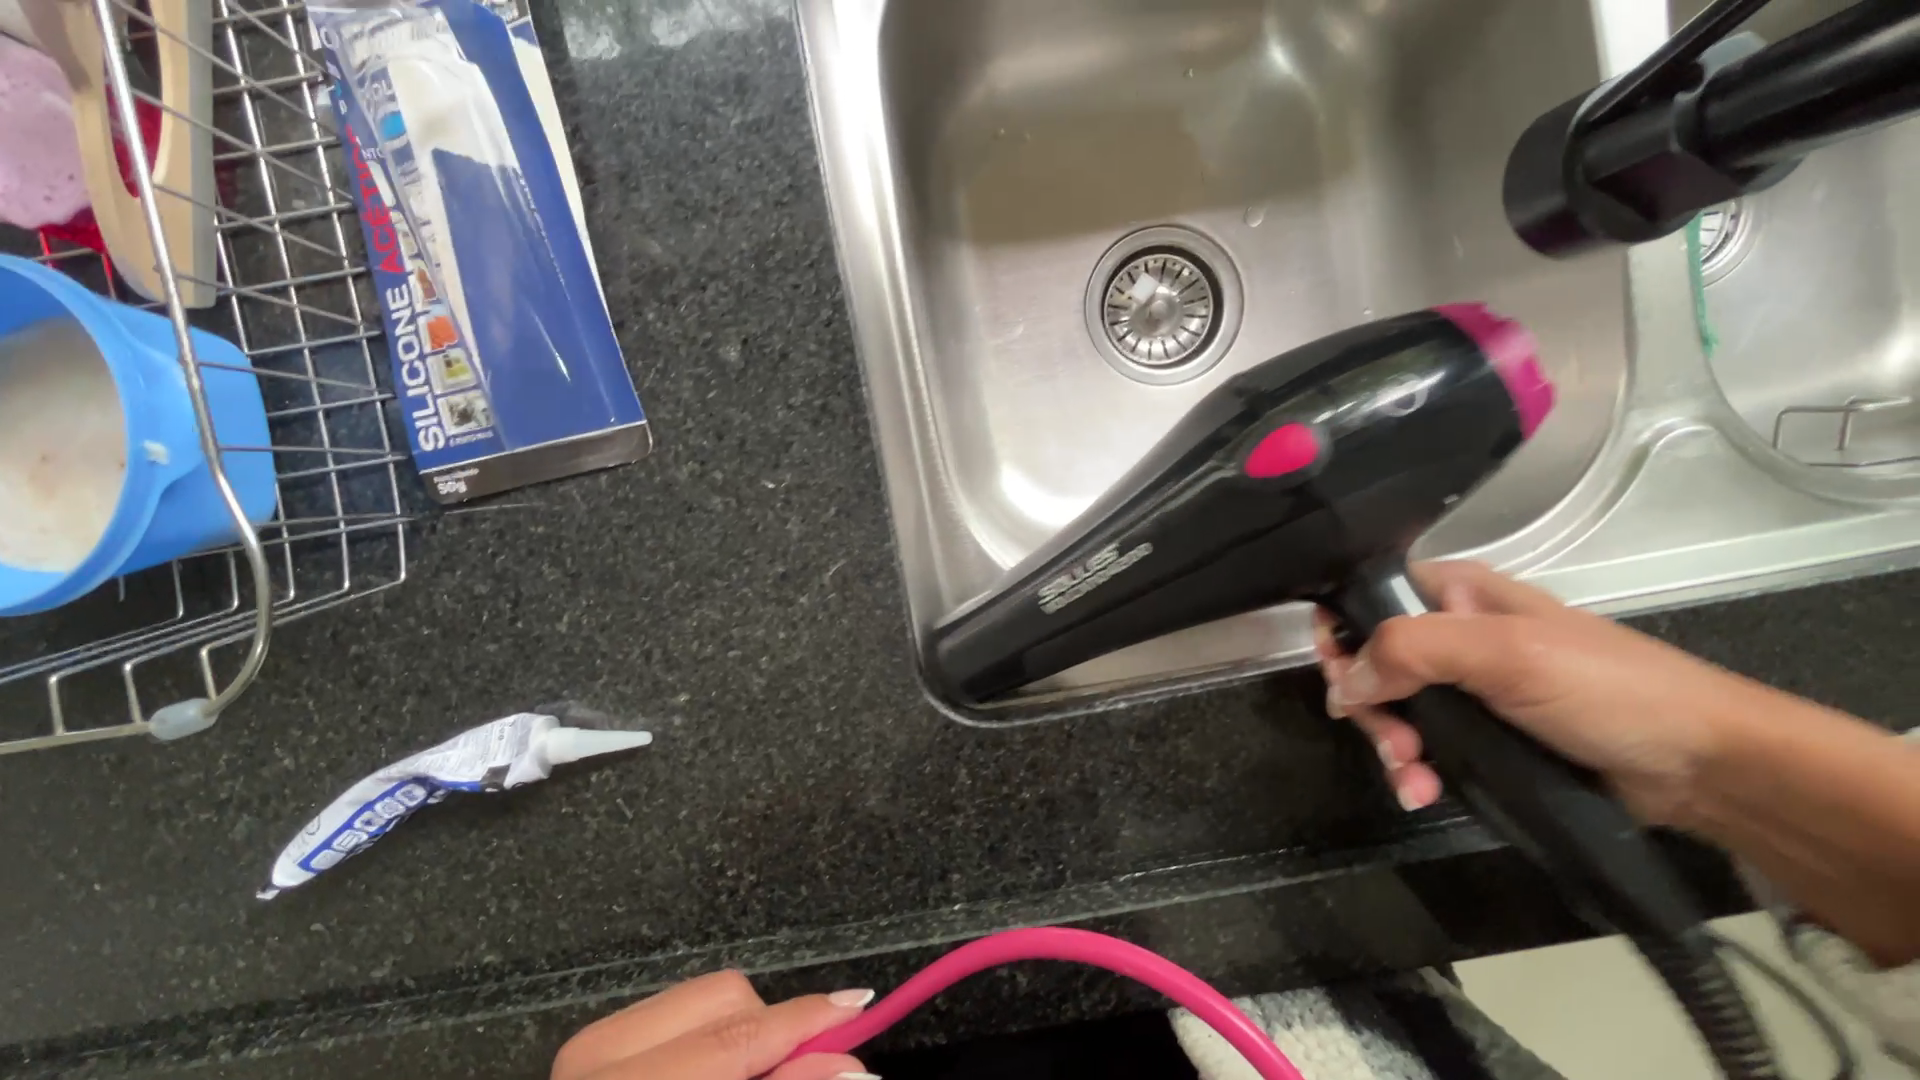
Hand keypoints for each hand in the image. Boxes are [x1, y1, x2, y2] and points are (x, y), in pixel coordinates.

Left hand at [552, 971, 875, 1079]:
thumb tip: (852, 1070)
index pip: (734, 1037)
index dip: (803, 1022)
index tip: (859, 1006)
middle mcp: (599, 1057)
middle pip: (727, 999)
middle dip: (775, 1031)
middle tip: (808, 1072)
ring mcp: (594, 1044)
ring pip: (708, 995)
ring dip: (749, 1032)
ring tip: (756, 1078)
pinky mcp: (598, 1041)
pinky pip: (684, 1007)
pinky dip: (718, 1036)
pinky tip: (722, 1075)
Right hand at [1314, 560, 1764, 825]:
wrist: (1703, 766)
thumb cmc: (1607, 691)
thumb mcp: (1506, 654)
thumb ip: (1412, 651)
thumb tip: (1341, 682)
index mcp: (1456, 592)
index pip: (1367, 595)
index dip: (1341, 632)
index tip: (1341, 679)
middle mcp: (1453, 632)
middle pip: (1371, 661)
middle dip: (1371, 706)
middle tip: (1395, 743)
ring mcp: (1468, 685)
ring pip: (1392, 708)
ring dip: (1392, 746)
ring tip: (1413, 779)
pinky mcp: (1482, 732)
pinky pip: (1423, 745)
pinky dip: (1415, 769)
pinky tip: (1424, 791)